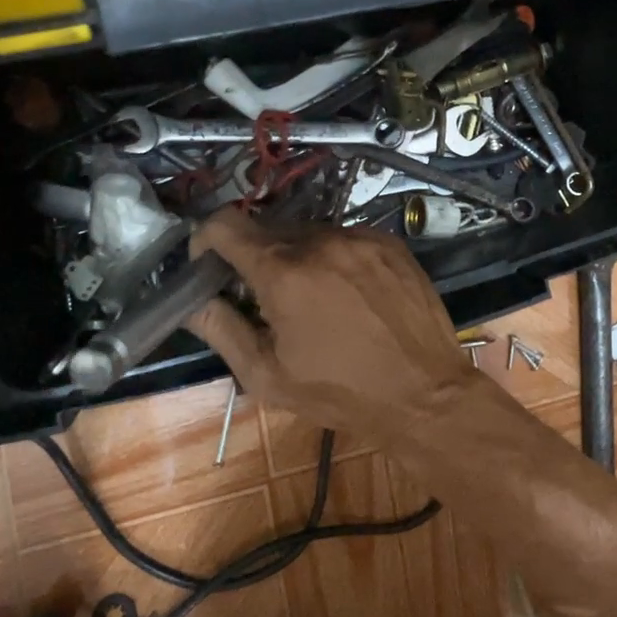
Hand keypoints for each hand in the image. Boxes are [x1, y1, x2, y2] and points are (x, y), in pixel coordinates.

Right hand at [187, 207, 480, 440]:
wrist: (425, 392)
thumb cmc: (340, 392)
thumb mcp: (267, 376)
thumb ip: (221, 329)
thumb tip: (192, 300)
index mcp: (283, 272)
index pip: (225, 224)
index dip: (206, 240)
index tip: (209, 266)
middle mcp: (321, 242)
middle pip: (267, 229)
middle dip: (254, 257)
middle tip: (262, 297)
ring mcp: (360, 237)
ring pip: (308, 233)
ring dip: (296, 257)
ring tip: (311, 300)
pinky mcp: (389, 242)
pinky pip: (345, 238)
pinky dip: (334, 258)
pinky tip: (347, 294)